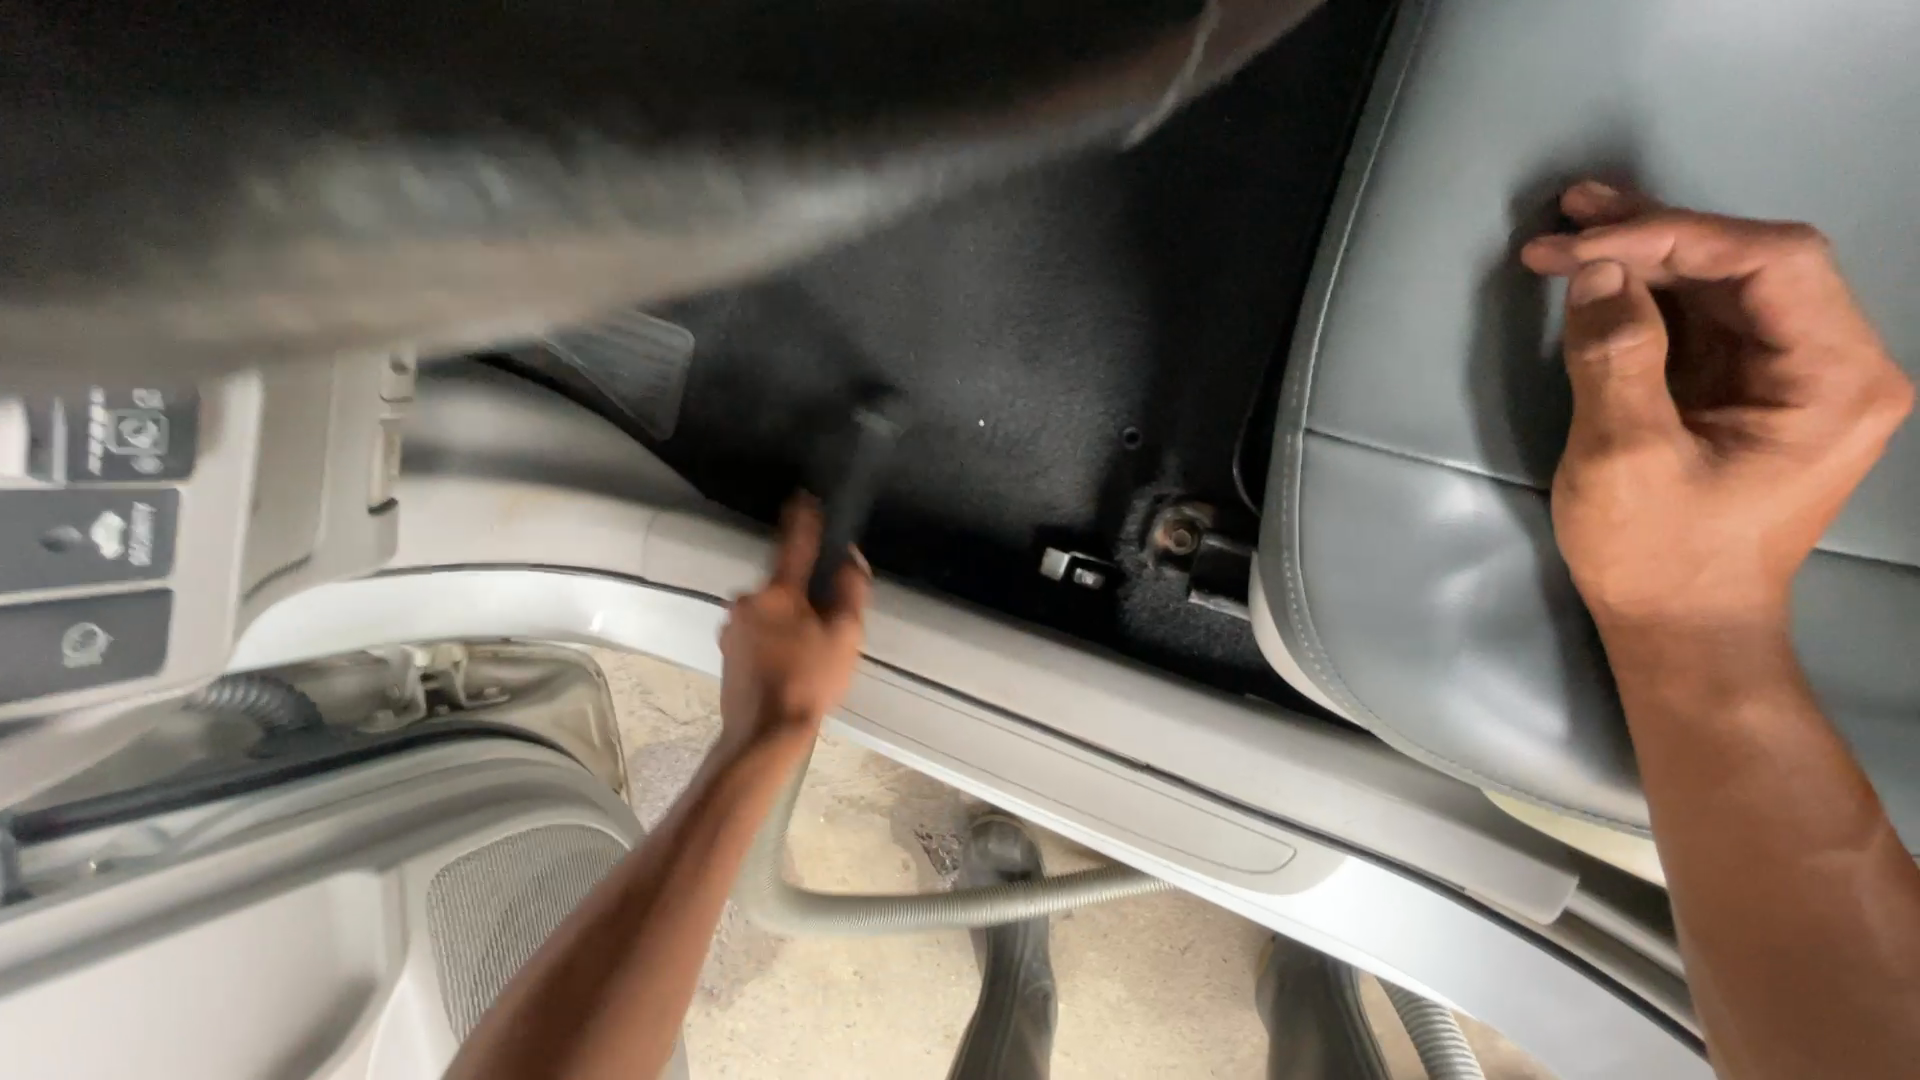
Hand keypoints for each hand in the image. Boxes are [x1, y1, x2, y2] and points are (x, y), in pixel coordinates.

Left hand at [716, 496, 870, 751]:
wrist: (763, 733)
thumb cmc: (809, 682)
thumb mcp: (845, 637)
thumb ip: (850, 592)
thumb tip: (850, 560)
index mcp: (778, 593)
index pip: (795, 544)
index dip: (805, 519)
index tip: (806, 498)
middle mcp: (748, 602)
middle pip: (785, 587)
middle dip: (805, 597)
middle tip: (828, 626)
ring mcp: (732, 627)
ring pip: (771, 613)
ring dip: (789, 622)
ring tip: (810, 655)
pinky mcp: (726, 652)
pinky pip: (758, 633)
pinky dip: (774, 641)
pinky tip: (790, 666)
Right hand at [1522, 181, 1912, 629]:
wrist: (1675, 624)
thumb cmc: (1656, 552)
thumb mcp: (1625, 457)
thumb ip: (1615, 358)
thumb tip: (1598, 273)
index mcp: (1833, 379)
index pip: (1772, 264)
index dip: (1676, 237)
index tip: (1582, 244)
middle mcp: (1825, 365)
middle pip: (1748, 266)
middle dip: (1656, 233)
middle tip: (1571, 212)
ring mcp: (1779, 379)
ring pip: (1719, 289)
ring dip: (1645, 256)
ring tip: (1570, 231)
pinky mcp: (1732, 395)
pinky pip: (1695, 326)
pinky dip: (1641, 297)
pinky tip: (1595, 279)